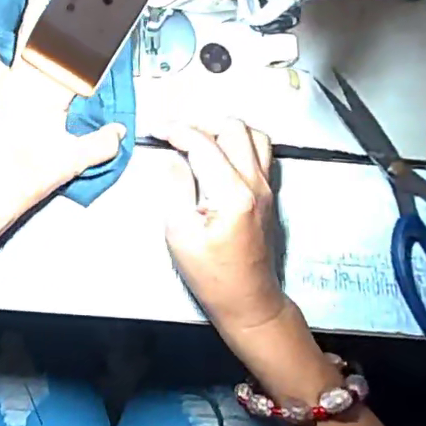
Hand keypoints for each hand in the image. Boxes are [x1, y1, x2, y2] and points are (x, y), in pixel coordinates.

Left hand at [0, 0, 125, 227]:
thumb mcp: (72, 160)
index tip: (89, 7)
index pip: (71, 55)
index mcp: (47, 92)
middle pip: (28, 38)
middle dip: (36, 8)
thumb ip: (100, 143)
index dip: (81, 31)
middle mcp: (16, 81)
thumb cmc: (27, 172)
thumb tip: (120, 133)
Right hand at [156, 119, 289, 331]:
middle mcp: (255, 184)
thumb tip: (172, 156)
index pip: (203, 144)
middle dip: (200, 125)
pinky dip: (238, 143)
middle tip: (176, 135)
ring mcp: (267, 187)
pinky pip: (260, 152)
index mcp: (232, 193)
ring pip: (253, 135)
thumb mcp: (179, 232)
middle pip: (233, 129)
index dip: (176, 131)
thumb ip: (177, 186)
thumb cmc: (210, 273)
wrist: (248, 300)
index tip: (155, 131)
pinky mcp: (269, 193)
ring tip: (198, 141)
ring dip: (223, 131)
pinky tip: (217, 156)